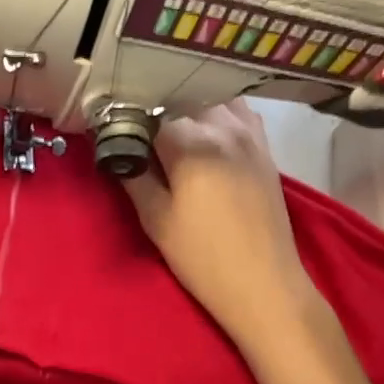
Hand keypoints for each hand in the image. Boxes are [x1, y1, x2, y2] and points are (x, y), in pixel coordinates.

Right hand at [122, 100, 313, 343]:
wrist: (263, 283)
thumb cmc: (203, 258)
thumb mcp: (157, 221)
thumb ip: (135, 177)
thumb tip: (118, 150)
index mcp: (190, 143)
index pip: (149, 113)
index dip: (130, 125)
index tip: (119, 139)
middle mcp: (222, 127)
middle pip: (181, 101)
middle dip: (159, 114)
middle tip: (145, 142)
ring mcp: (249, 135)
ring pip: (212, 101)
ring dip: (191, 110)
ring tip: (177, 138)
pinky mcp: (265, 149)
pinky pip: (239, 113)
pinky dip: (220, 115)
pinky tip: (210, 137)